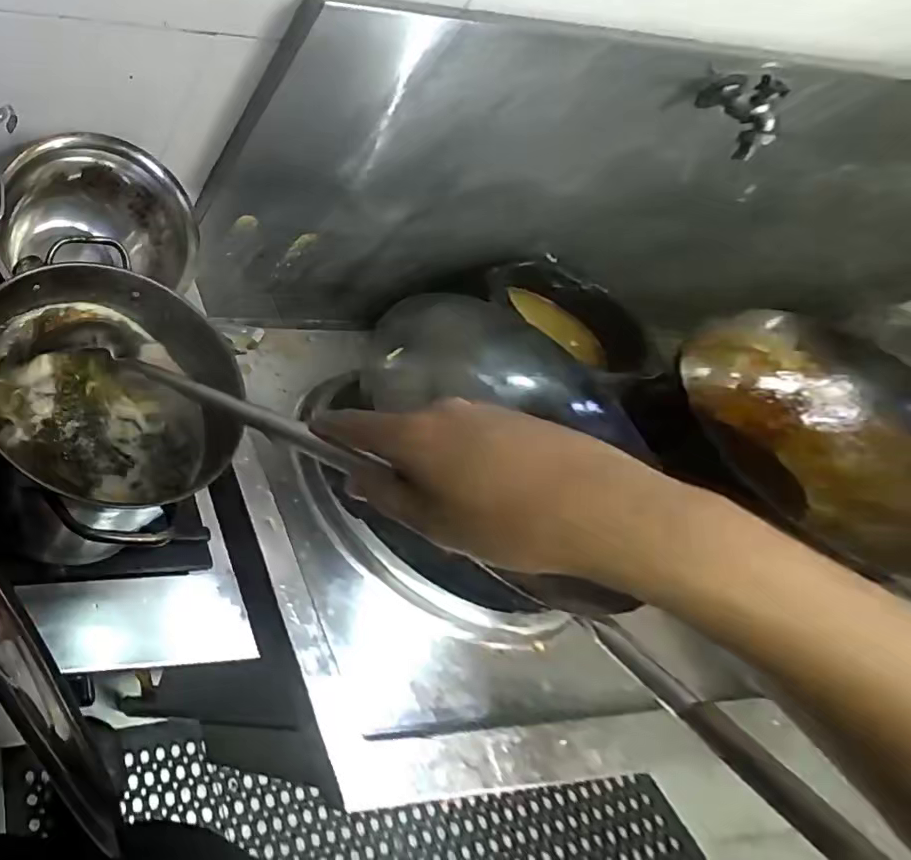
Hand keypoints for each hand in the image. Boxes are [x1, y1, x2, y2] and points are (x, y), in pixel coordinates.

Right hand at [314, 398, 722, 588]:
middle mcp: (440, 410)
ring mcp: (485, 410)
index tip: (315, 435)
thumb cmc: (513, 525)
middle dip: (388, 453)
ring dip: (432, 456)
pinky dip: (468, 455)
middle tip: (399, 492)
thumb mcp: (436, 524)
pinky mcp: (523, 418)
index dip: (327, 429)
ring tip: (456, 498)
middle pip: (396, 427)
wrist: (623, 513)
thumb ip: (385, 495)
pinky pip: (475, 434)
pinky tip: (498, 490)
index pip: (350, 422)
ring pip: (437, 431)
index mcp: (410, 433)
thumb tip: (356, 475)